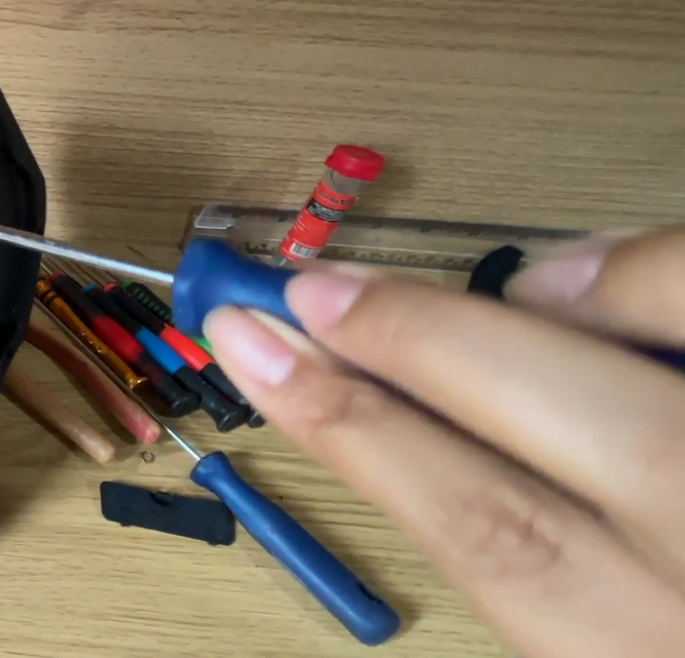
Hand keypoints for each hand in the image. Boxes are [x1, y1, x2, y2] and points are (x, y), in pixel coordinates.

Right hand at [205, 228, 684, 657]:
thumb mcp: (606, 630)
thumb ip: (522, 536)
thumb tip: (377, 390)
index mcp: (665, 655)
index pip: (488, 531)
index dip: (344, 418)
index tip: (247, 336)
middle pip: (614, 444)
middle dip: (423, 338)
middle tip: (316, 285)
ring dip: (585, 296)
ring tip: (526, 287)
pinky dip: (675, 271)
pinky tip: (634, 281)